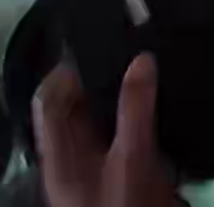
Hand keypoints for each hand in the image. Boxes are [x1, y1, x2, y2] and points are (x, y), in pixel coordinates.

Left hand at [34, 54, 178, 206]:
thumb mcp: (130, 162)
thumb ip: (135, 109)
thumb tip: (142, 57)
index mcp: (61, 156)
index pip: (49, 99)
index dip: (67, 67)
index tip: (100, 39)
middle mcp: (76, 159)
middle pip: (77, 104)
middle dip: (103, 73)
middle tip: (133, 42)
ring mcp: (100, 169)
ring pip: (105, 117)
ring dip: (125, 90)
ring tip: (151, 60)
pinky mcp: (127, 176)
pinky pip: (129, 133)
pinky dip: (143, 112)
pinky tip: (164, 99)